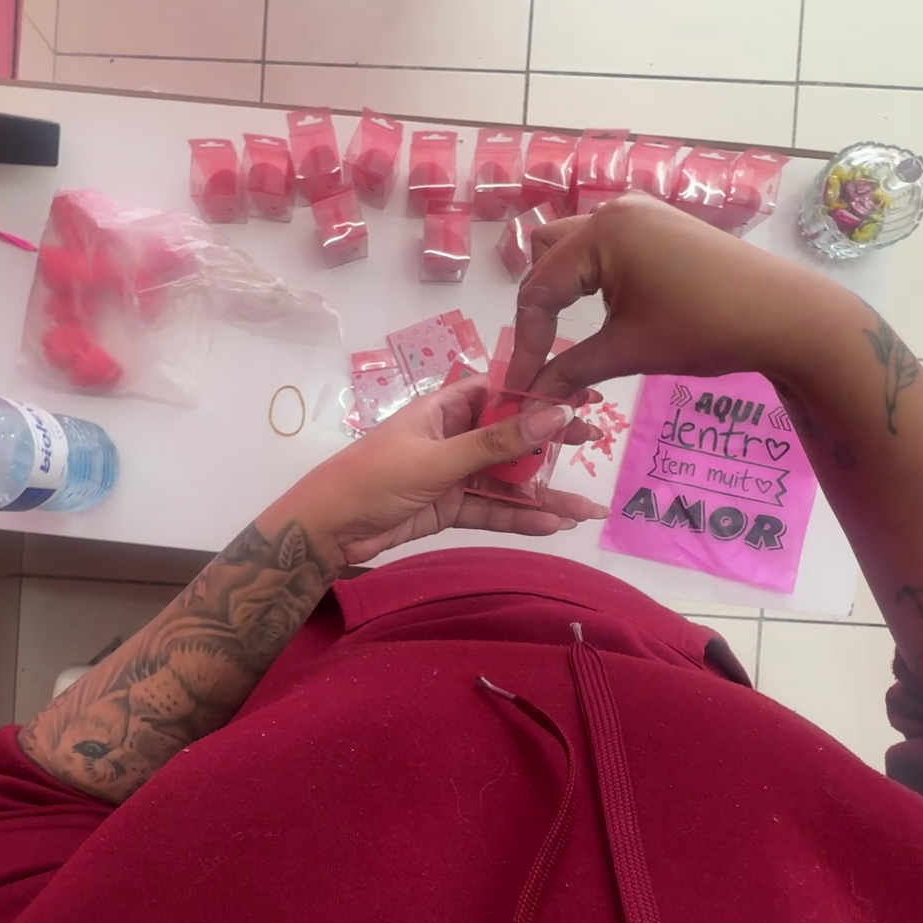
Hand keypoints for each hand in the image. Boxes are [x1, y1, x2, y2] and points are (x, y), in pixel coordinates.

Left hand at [273, 377, 607, 566]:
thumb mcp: (437, 458)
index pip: (500, 392)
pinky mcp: (450, 507)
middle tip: (593, 444)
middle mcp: (453, 436)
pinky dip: (519, 518)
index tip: (581, 396)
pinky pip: (492, 510)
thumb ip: (496, 443)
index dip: (540, 393)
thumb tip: (555, 413)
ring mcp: (453, 474)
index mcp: (444, 409)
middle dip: (550, 443)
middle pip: (510, 436)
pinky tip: (552, 526)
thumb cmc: (374, 479)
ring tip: (586, 510)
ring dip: (542, 495)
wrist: (328, 530)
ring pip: (506, 480)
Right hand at [508, 193, 859, 395]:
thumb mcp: (627, 351)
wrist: (787, 316)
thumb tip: (530, 397)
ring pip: (570, 249)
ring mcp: (639, 213)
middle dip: (538, 312)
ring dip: (559, 292)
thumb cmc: (704, 330)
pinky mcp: (657, 225)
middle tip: (541, 360)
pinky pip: (601, 247)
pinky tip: (597, 310)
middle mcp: (613, 211)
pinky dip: (587, 279)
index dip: (525, 344)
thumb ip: (568, 370)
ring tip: (562, 336)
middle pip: (544, 259)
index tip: (521, 386)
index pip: (537, 289)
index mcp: (601, 234)